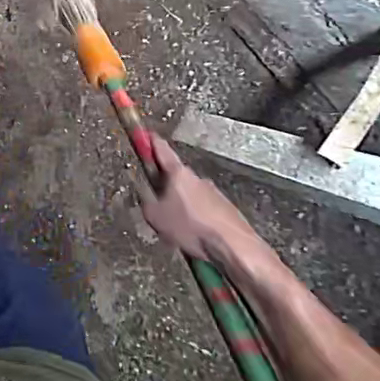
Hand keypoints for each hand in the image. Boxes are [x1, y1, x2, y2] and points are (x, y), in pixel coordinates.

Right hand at [143, 133, 261, 263]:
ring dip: (183, 206)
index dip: (152, 142)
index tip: (147, 135)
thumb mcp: (155, 216)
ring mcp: (214, 193)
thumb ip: (146, 202)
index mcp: (178, 174)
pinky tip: (195, 236)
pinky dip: (197, 219)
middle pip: (177, 177)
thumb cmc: (191, 227)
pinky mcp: (226, 210)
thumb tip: (146, 196)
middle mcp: (198, 178)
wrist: (233, 246)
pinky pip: (204, 211)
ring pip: (191, 196)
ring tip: (178, 229)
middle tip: (158, 204)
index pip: (162, 151)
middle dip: (167, 187)